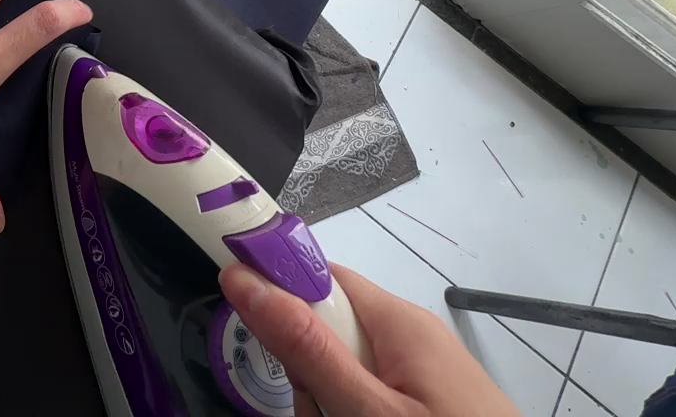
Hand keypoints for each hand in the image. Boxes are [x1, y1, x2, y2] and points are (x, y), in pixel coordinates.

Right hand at [220, 262, 520, 416]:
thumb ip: (305, 347)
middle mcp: (412, 334)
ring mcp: (429, 373)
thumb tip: (238, 275)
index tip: (270, 346)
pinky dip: (356, 411)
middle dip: (307, 371)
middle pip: (325, 325)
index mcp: (397, 319)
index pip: (313, 273)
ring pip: (345, 366)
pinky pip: (374, 391)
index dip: (279, 299)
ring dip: (328, 400)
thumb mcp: (369, 414)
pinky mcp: (437, 404)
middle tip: (318, 413)